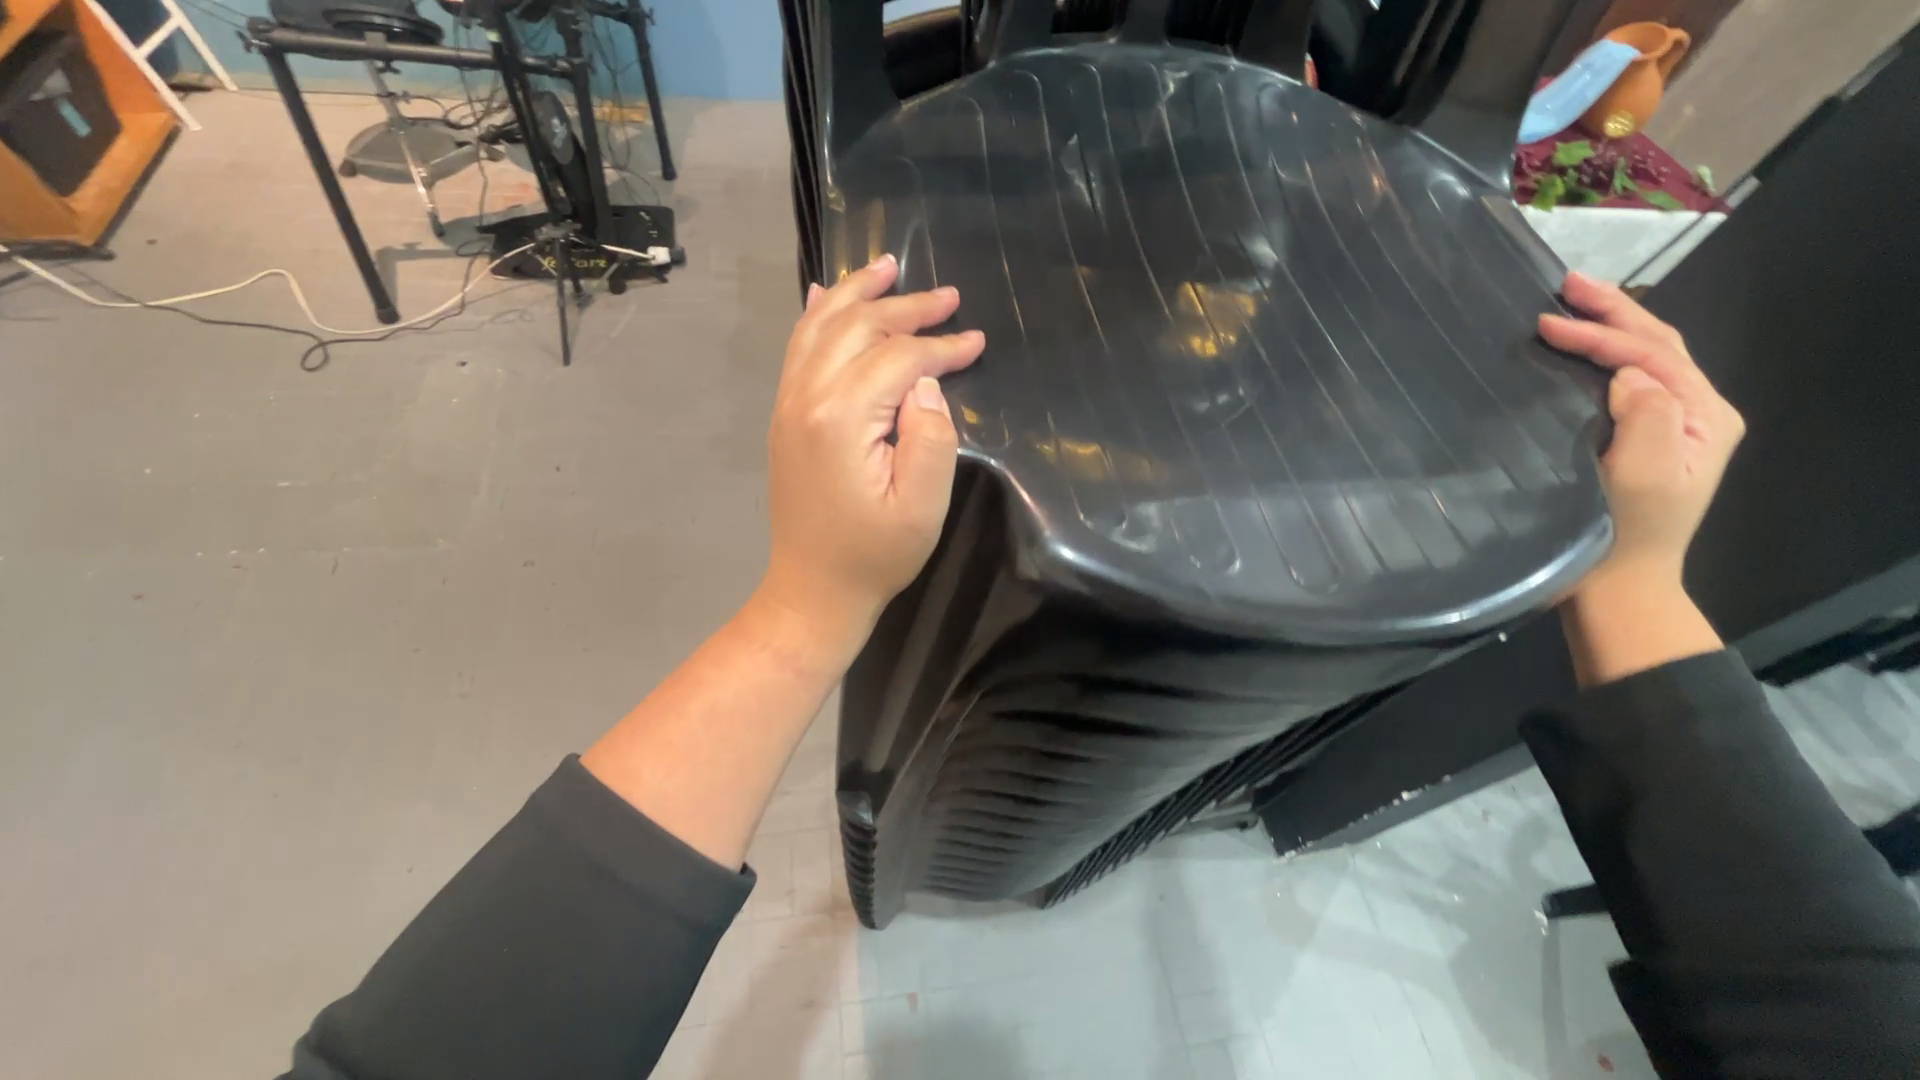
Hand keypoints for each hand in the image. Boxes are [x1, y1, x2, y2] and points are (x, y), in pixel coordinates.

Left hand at [758, 254, 985, 639]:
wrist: (813, 590)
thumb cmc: (874, 555)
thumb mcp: (922, 507)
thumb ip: (932, 437)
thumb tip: (927, 383)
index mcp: (842, 417)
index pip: (899, 358)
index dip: (942, 346)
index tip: (977, 342)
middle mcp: (807, 397)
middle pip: (858, 328)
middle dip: (907, 307)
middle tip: (949, 295)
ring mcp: (789, 404)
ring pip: (821, 327)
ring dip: (856, 293)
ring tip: (887, 266)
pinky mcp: (785, 416)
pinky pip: (797, 349)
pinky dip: (814, 316)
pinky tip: (824, 294)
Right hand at [1540, 272, 1745, 590]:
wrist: (1616, 585)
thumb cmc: (1624, 534)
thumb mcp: (1641, 477)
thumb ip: (1646, 417)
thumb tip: (1627, 375)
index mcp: (1703, 418)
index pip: (1651, 355)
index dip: (1601, 333)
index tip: (1545, 323)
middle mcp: (1694, 413)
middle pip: (1657, 344)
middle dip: (1612, 310)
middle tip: (1565, 284)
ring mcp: (1670, 426)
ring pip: (1644, 358)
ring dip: (1609, 326)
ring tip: (1570, 302)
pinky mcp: (1640, 438)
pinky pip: (1626, 382)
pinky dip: (1601, 356)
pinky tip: (1577, 348)